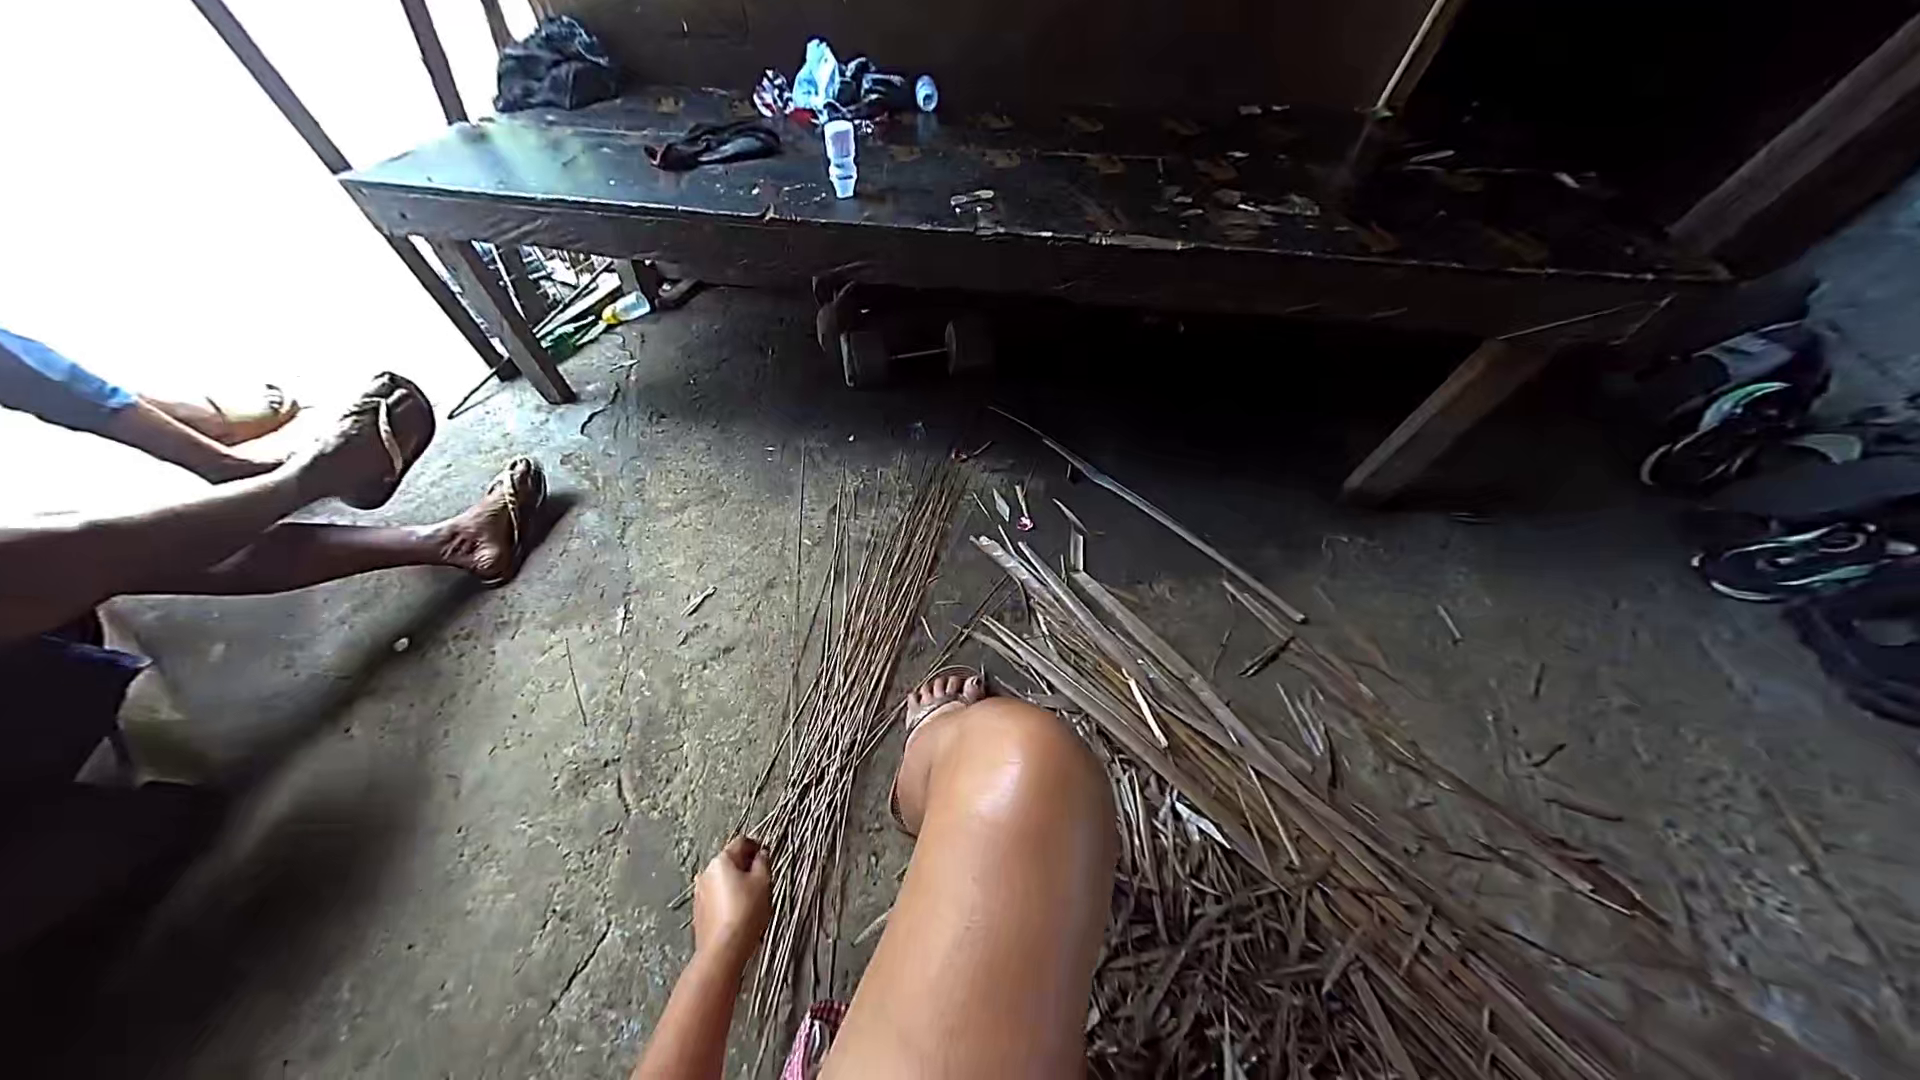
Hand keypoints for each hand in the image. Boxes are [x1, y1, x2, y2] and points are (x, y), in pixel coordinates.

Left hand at [692, 836, 770, 967]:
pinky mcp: (699, 912)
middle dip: (747, 866)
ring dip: (737, 883)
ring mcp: (700, 894)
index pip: (741, 842)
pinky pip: (717, 897)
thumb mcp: (763, 881)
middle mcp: (706, 874)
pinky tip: (740, 911)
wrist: (723, 951)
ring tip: (753, 898)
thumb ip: (763, 861)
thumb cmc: (744, 914)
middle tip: (763, 878)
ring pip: (723, 880)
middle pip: (730, 860)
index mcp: (721, 861)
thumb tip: (762, 855)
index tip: (766, 855)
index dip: (757, 846)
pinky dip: (729, 899)